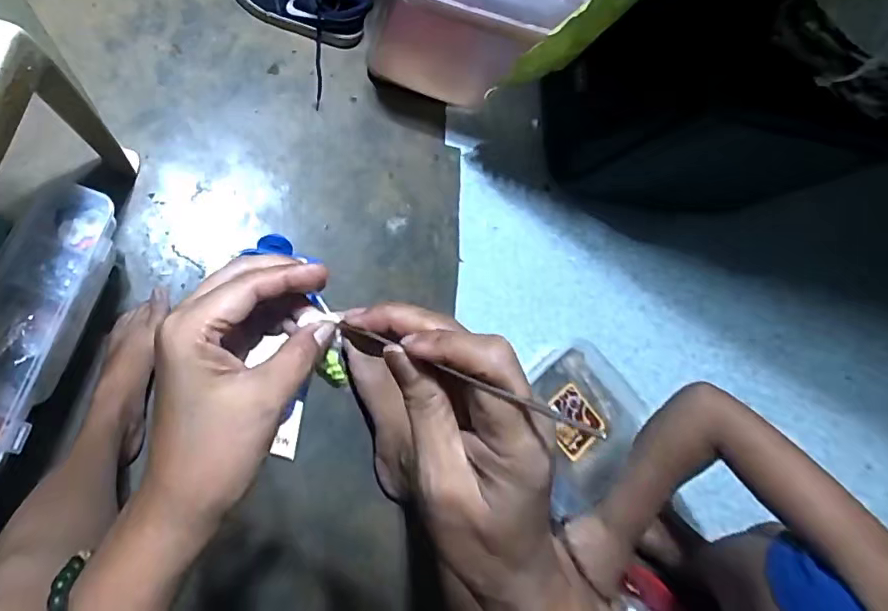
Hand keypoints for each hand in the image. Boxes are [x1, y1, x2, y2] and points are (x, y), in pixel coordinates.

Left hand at [139, 254, 334, 525]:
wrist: (181, 505)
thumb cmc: (218, 451)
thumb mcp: (265, 398)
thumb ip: (299, 352)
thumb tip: (328, 324)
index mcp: (189, 325)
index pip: (246, 284)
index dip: (290, 276)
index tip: (326, 273)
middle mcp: (183, 320)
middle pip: (238, 278)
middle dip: (281, 275)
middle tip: (320, 279)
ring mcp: (190, 335)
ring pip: (239, 295)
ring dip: (276, 296)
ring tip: (313, 306)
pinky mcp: (202, 351)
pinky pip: (239, 319)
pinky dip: (267, 316)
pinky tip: (295, 322)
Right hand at [341, 303, 590, 610]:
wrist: (508, 571)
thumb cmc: (476, 542)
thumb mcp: (441, 486)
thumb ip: (424, 412)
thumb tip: (395, 350)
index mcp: (521, 430)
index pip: (492, 362)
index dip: (446, 343)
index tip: (399, 343)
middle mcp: (522, 400)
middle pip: (474, 340)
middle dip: (418, 322)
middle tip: (364, 316)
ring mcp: (508, 394)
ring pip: (463, 340)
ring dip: (414, 325)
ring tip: (368, 319)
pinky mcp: (489, 395)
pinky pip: (455, 355)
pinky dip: (420, 341)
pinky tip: (390, 334)